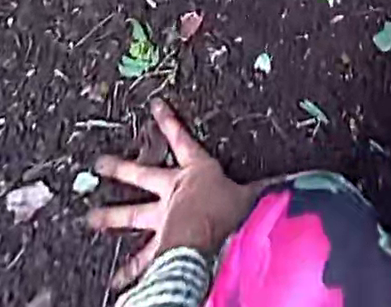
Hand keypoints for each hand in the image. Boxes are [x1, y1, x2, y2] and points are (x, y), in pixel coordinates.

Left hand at [86, 99, 256, 287]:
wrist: (207, 245)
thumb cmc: (230, 213)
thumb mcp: (253, 193)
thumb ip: (268, 186)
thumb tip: (301, 178)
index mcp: (196, 171)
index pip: (181, 139)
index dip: (168, 121)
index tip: (154, 104)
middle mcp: (174, 192)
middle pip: (142, 176)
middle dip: (121, 168)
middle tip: (99, 162)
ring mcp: (162, 221)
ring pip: (131, 217)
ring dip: (110, 217)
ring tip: (89, 219)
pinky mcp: (158, 249)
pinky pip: (141, 262)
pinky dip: (129, 274)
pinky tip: (115, 285)